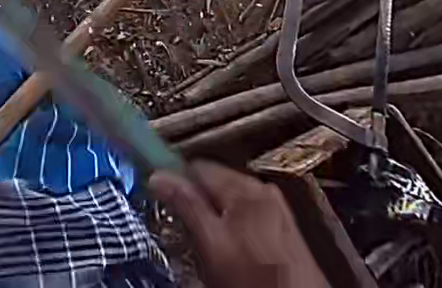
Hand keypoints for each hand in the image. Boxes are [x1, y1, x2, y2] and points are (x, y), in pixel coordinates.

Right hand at [148, 161, 331, 287]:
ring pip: (228, 204)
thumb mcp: (212, 245)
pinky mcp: (283, 234)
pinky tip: (231, 260)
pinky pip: (245, 220)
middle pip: (212, 184)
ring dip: (213, 220)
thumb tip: (158, 176)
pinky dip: (232, 232)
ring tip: (209, 252)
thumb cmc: (260, 284)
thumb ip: (184, 204)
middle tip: (185, 233)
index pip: (194, 166)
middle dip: (195, 205)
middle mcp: (264, 191)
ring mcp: (277, 212)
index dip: (173, 180)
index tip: (158, 195)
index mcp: (246, 187)